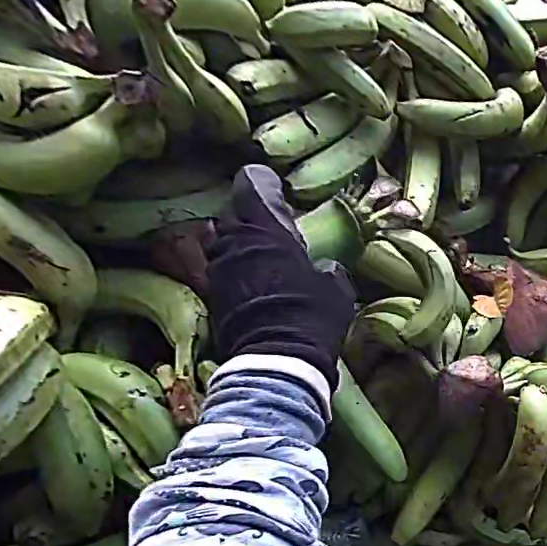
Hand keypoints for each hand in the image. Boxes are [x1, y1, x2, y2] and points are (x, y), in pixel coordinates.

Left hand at [206, 164, 355, 386]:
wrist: (277, 362)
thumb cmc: (312, 316)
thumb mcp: (335, 290)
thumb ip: (327, 270)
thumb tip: (325, 268)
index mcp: (265, 230)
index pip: (252, 184)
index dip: (265, 183)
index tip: (279, 191)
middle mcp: (233, 242)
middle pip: (236, 215)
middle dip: (255, 220)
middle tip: (280, 233)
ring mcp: (218, 269)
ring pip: (226, 243)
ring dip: (244, 248)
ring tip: (267, 262)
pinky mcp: (210, 295)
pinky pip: (223, 271)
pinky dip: (239, 273)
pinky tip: (259, 288)